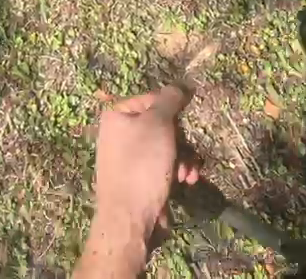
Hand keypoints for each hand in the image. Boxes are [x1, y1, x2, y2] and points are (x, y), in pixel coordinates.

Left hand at [75, 85, 198, 278]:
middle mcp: (118, 133)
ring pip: (165, 148)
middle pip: (161, 126)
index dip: (173, 111)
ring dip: (182, 159)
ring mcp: (127, 158)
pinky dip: (175, 172)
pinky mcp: (137, 180)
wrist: (128, 221)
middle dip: (181, 142)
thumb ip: (169, 101)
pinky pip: (161, 167)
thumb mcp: (158, 125)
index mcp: (117, 114)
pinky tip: (185, 183)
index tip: (187, 123)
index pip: (152, 99)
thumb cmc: (142, 165)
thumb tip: (179, 85)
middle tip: (189, 155)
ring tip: (188, 175)